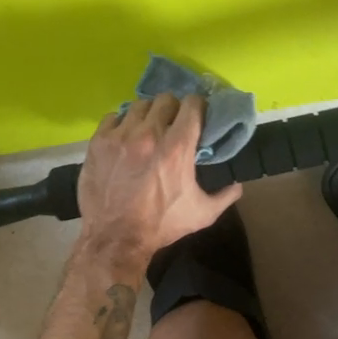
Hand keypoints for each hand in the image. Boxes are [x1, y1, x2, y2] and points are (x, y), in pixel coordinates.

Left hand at [76, 93, 242, 268]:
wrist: (115, 238)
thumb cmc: (161, 225)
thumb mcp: (202, 214)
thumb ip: (225, 196)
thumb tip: (238, 184)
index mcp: (177, 147)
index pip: (191, 105)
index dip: (197, 106)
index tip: (197, 114)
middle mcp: (149, 134)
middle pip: (165, 100)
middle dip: (173, 109)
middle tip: (172, 123)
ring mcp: (121, 136)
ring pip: (139, 105)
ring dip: (147, 114)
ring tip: (147, 128)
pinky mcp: (99, 142)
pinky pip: (113, 117)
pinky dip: (121, 123)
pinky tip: (124, 136)